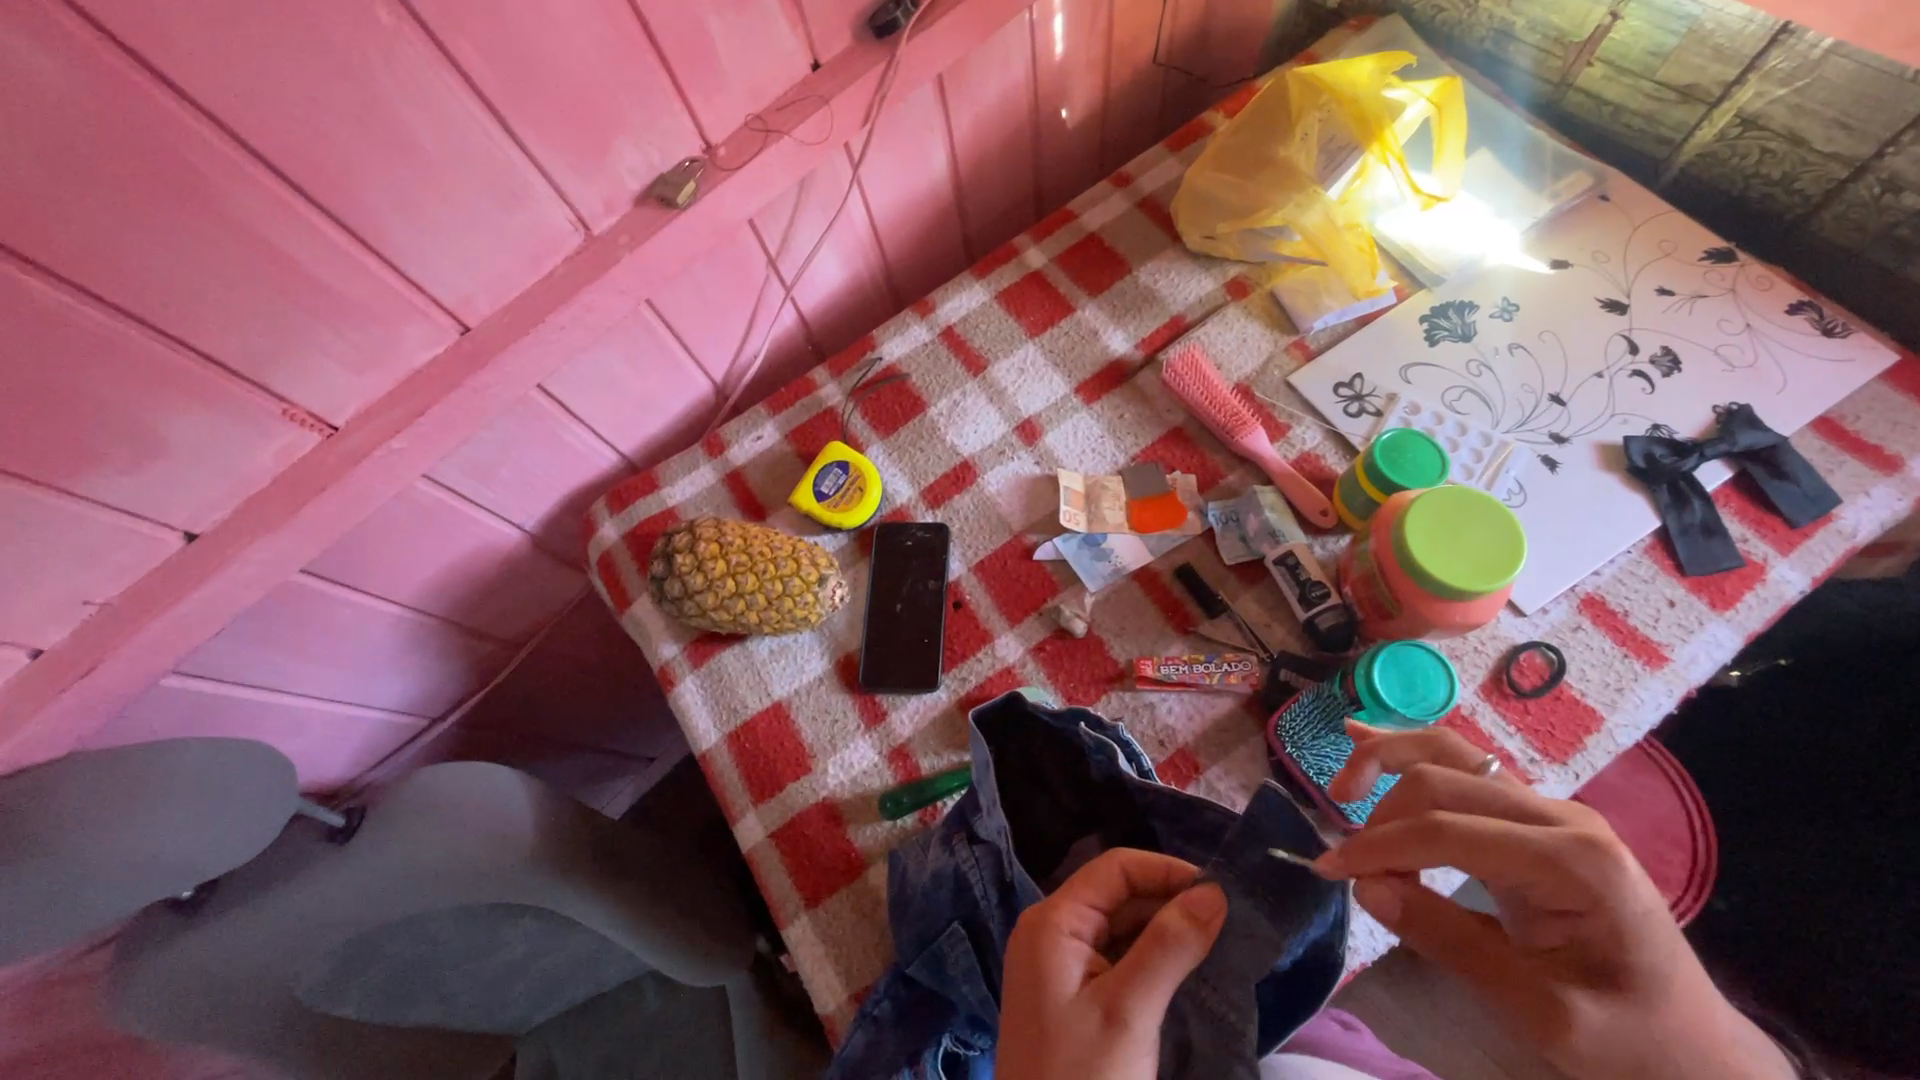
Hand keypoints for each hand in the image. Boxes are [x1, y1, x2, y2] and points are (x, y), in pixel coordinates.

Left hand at [995, 849, 1226, 1079]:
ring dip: (1165, 933)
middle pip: (1117, 895)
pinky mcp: (1071, 997)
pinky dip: (1150, 960)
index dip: (1167, 872)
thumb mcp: (1129, 1011)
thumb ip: (1170, 946)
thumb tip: (1215, 892)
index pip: (1114, 869)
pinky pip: (1115, 960)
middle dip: (1170, 902)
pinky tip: (1188, 973)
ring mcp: (1058, 966)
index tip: (1222, 894)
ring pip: (1119, 928)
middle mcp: (1050, 932)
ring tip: (1220, 945)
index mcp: (1052, 922)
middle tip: (1231, 924)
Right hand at [1315, 722, 1792, 1079]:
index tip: (1329, 873)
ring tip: (1341, 789)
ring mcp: (1552, 811)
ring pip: (1450, 755)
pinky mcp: (1536, 820)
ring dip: (1388, 763)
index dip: (1378, 847)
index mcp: (1572, 861)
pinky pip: (1464, 770)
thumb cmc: (1630, 1041)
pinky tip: (1367, 739)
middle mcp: (1562, 817)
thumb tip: (1366, 887)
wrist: (1698, 1051)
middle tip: (1347, 865)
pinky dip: (1410, 755)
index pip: (1446, 832)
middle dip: (1381, 816)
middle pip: (1442, 782)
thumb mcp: (1542, 1013)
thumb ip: (1452, 943)